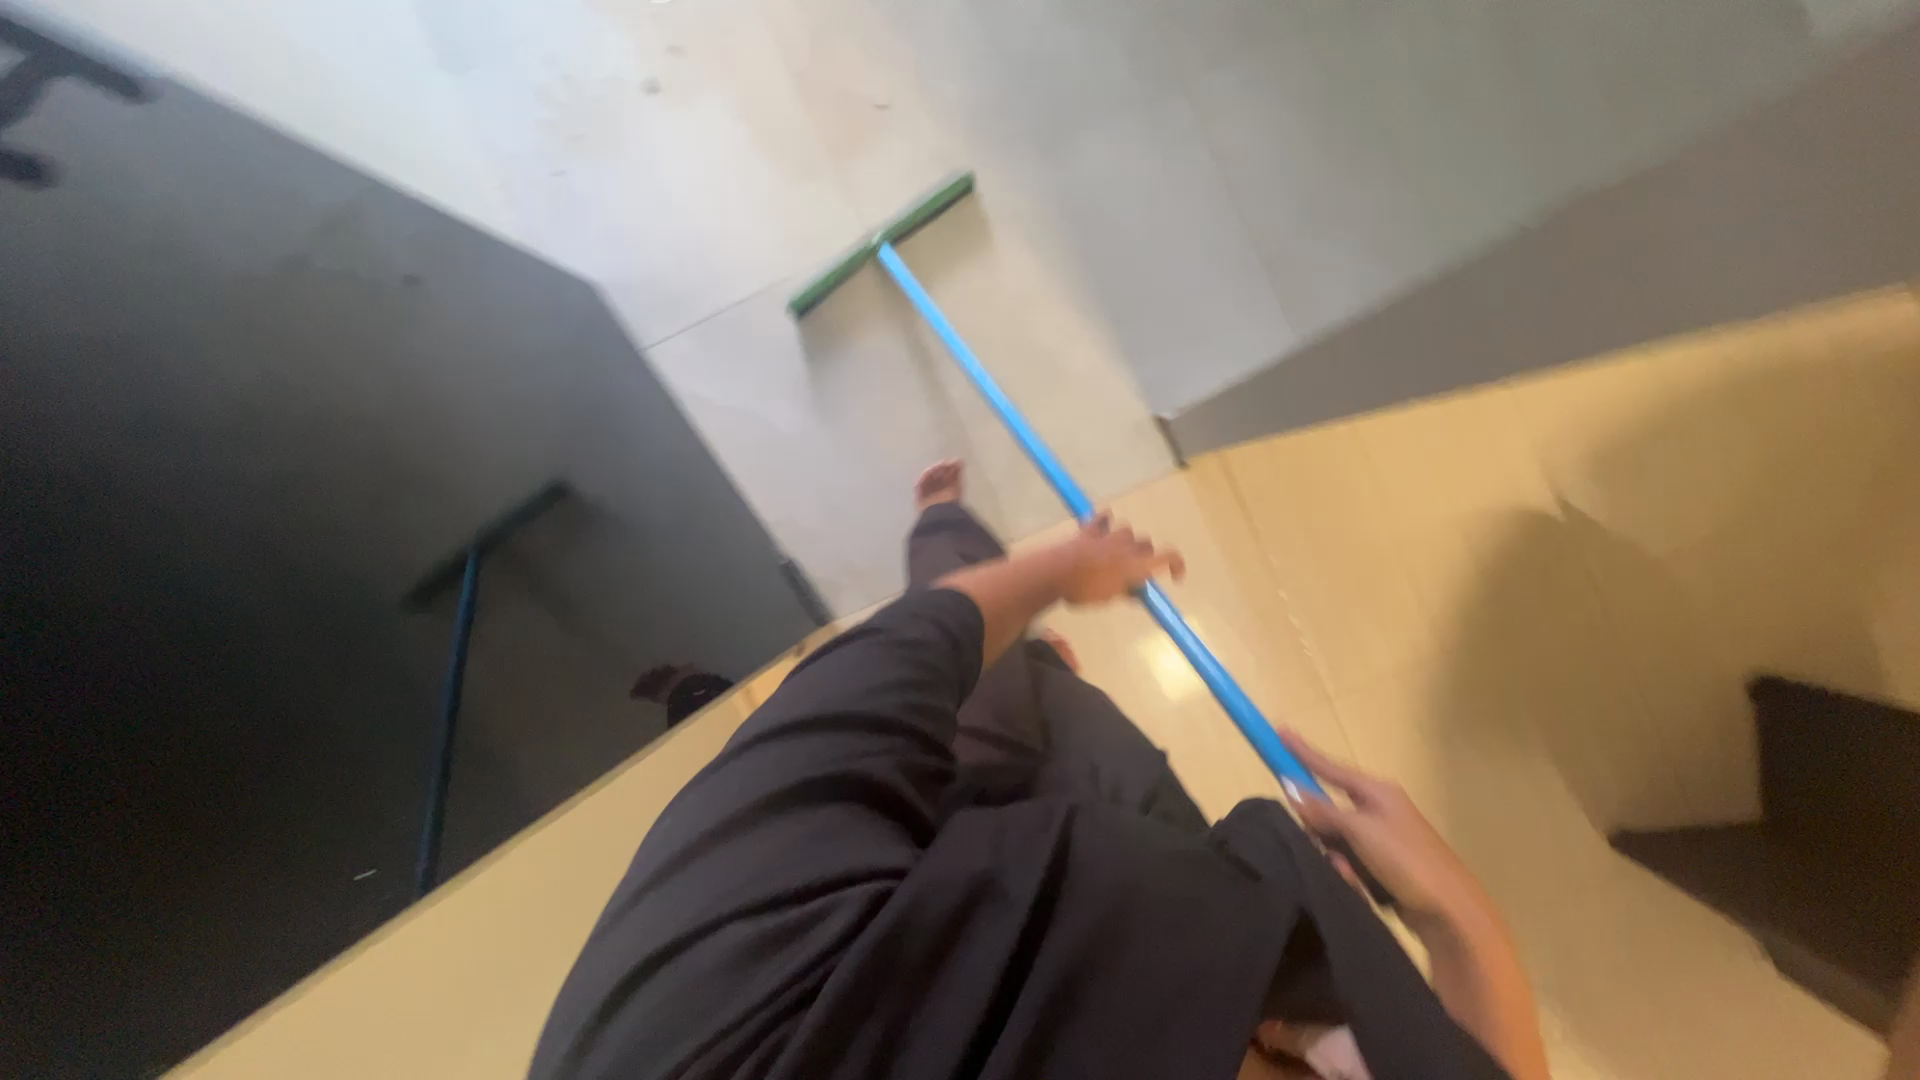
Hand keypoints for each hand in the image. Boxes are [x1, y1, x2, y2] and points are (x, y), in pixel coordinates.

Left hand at [1057, 513, 1184, 605]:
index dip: (1177, 564)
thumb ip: (1125, 592)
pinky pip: (1104, 517)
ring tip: (1115, 552)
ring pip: (1128, 530)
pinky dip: (1105, 521)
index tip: (1175, 577)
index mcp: (1136, 564)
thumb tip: (1135, 592)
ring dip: (1125, 540)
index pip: (1168, 556)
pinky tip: (1102, 527)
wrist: (1055, 572)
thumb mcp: (1108, 599)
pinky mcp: (1090, 529)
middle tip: (1133, 571)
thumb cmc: (1083, 591)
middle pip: (1146, 545)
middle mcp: (1127, 546)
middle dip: (1144, 556)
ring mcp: (1108, 535)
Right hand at [1279, 730, 1488, 927]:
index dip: (1302, 751)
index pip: (1329, 766)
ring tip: (1351, 876)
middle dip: (1320, 831)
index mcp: (1376, 792)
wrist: (1452, 914)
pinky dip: (1348, 873)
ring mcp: (1382, 837)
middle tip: (1322, 845)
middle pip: (1327, 808)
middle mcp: (1378, 809)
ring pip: (1334, 838)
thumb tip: (1290, 788)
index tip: (1279, 730)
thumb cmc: (1408, 861)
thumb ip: (1323, 811)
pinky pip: (1348, 859)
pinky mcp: (1383, 864)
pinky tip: (1361, 887)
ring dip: (1336, 857)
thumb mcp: (1360, 831)